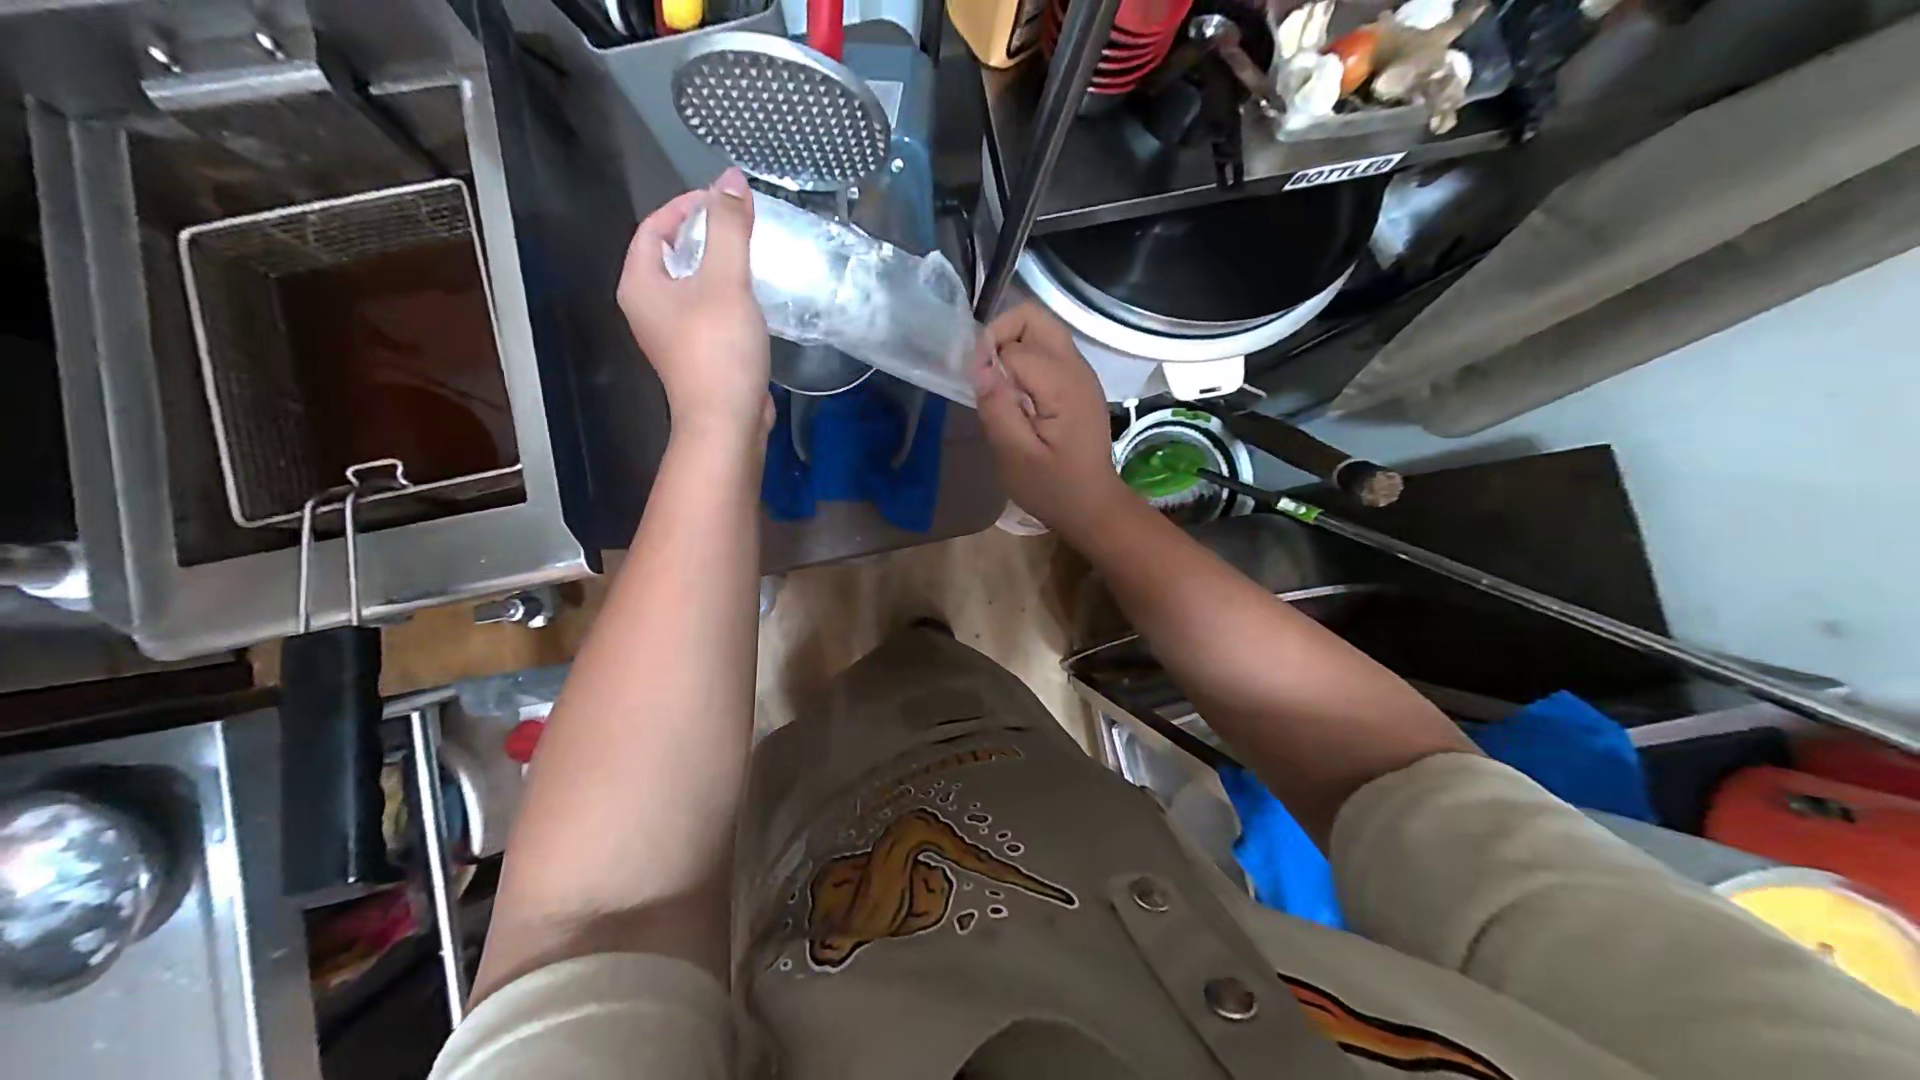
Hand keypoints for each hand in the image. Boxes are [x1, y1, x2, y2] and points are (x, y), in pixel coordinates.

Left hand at [617, 168, 771, 442]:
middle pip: (672, 255)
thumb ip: (729, 228)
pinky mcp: (697, 354)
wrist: (726, 422)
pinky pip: (708, 311)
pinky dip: (728, 297)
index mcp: (640, 284)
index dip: (686, 206)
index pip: (655, 227)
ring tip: (753, 256)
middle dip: (705, 235)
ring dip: (719, 267)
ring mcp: (671, 334)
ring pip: (692, 285)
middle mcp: (648, 307)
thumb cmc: (718, 349)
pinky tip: (755, 297)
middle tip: (742, 225)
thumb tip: (732, 180)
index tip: (724, 199)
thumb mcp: (726, 280)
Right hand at [973, 303, 1133, 534]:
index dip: (988, 360)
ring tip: (998, 385)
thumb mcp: (1015, 455)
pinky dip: (1025, 359)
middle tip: (985, 374)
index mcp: (1063, 384)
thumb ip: (997, 407)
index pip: (1015, 345)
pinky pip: (1048, 350)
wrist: (1092, 505)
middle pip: (1034, 317)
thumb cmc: (1052, 487)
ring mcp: (1080, 373)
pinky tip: (1016, 395)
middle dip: (1000, 334)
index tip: (978, 391)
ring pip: (1041, 330)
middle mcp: (1076, 367)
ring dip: (1012, 346)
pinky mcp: (1078, 383)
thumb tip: (980, 366)